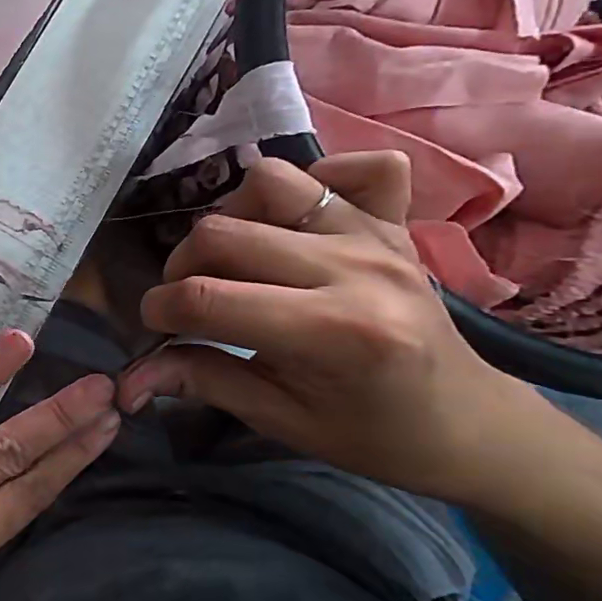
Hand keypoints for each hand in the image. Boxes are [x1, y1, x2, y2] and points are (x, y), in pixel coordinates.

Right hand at [119, 153, 558, 505]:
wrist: (472, 424)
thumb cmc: (373, 434)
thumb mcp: (281, 420)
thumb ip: (202, 382)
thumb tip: (129, 381)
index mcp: (333, 332)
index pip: (206, 298)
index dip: (160, 309)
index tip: (155, 327)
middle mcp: (356, 269)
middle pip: (222, 233)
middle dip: (181, 267)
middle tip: (190, 300)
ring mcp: (378, 237)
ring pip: (269, 182)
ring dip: (232, 215)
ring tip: (234, 256)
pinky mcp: (393, 223)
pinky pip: (361, 166)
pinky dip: (319, 180)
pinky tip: (295, 221)